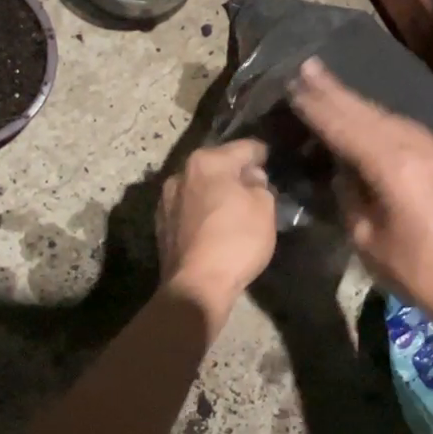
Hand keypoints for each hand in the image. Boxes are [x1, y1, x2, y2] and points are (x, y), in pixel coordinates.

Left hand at [157, 139, 277, 318]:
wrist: (196, 286)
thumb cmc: (235, 241)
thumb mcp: (264, 208)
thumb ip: (260, 185)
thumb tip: (251, 178)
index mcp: (207, 161)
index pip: (244, 147)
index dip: (262, 154)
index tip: (272, 161)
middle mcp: (181, 173)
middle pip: (217, 165)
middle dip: (236, 174)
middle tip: (256, 188)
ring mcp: (166, 200)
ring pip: (200, 187)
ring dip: (216, 193)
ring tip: (234, 209)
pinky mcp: (160, 225)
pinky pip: (189, 209)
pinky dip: (202, 212)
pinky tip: (215, 227)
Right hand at [290, 59, 432, 329]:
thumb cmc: (418, 274)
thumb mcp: (368, 239)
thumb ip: (350, 196)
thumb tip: (343, 170)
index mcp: (395, 167)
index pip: (347, 128)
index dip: (318, 107)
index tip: (294, 84)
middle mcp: (420, 148)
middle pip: (370, 114)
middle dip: (336, 92)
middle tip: (308, 67)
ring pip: (391, 119)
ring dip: (359, 104)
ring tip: (330, 87)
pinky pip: (409, 131)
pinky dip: (382, 121)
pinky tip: (369, 118)